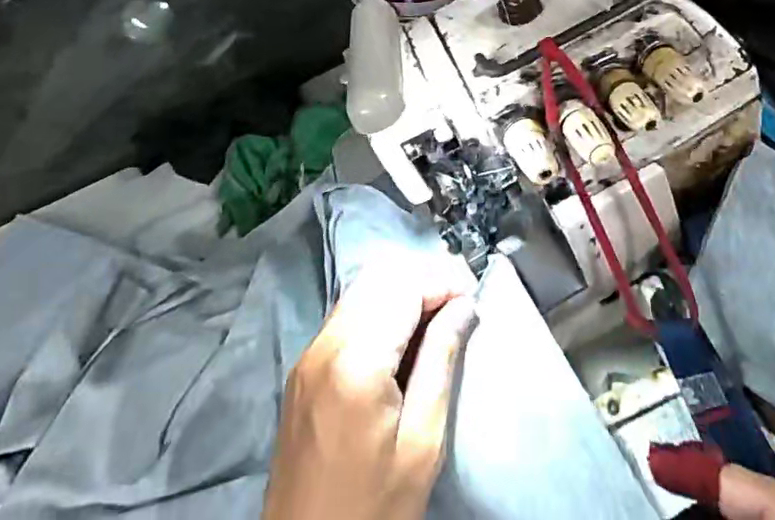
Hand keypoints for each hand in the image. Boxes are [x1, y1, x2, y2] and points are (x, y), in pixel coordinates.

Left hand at [262, 259, 479, 519]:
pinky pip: (344, 315)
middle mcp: (324, 345)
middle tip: (458, 303)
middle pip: (377, 278)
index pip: (402, 288)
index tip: (472, 295)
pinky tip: (403, 335)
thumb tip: (463, 307)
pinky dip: (377, 308)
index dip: (441, 281)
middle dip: (421, 279)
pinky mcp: (302, 369)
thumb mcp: (422, 442)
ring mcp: (308, 354)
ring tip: (437, 316)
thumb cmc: (374, 506)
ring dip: (399, 290)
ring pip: (358, 290)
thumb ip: (440, 362)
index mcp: (355, 361)